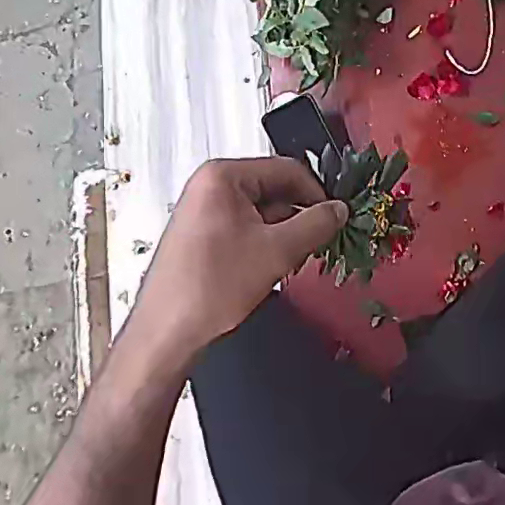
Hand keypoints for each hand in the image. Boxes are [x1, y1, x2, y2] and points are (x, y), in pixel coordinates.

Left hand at [130, 158, 348, 364]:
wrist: (166, 334)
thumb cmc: (208, 288)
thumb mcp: (277, 251)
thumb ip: (316, 224)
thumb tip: (338, 209)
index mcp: (222, 176)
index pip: (287, 170)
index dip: (316, 193)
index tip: (335, 215)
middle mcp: (210, 187)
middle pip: (276, 190)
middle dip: (300, 216)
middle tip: (319, 240)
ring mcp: (205, 211)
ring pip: (264, 211)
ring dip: (285, 233)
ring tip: (293, 259)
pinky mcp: (204, 235)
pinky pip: (248, 227)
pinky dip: (266, 244)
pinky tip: (272, 267)